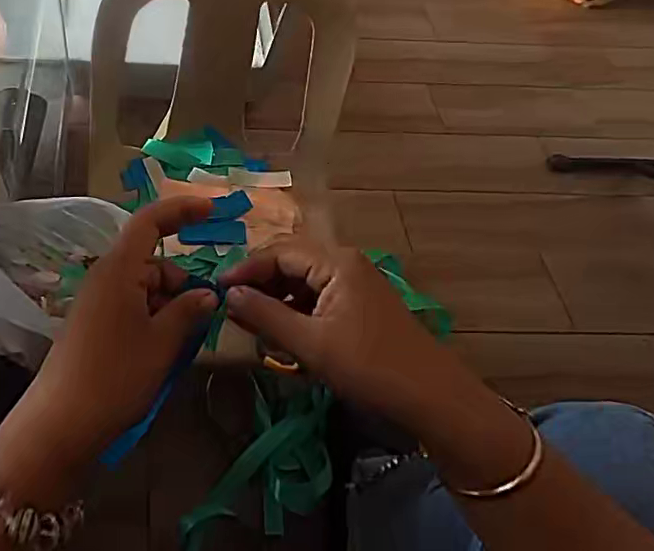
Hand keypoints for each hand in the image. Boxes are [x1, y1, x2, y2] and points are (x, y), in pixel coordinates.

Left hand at [0, 196, 220, 505]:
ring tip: (182, 345)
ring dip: (170, 306)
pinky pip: (133, 305)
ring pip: (146, 287)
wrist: (60, 423)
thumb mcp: (161, 344)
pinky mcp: (94, 321)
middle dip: (183, 284)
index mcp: (120, 267)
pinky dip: (154, 319)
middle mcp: (106, 274)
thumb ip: (188, 311)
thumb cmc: (114, 376)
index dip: (182, 209)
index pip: (151, 220)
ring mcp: (98, 298)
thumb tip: (208, 294)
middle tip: (205, 319)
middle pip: (154, 261)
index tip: (212, 209)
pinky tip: (163, 351)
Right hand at [219, 240, 443, 425]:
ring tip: (250, 321)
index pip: (277, 252)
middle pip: (289, 262)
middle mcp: (344, 262)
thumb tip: (228, 294)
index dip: (245, 270)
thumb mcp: (311, 344)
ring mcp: (354, 283)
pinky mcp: (358, 305)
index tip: (217, 289)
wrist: (436, 402)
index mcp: (335, 261)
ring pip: (301, 281)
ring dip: (275, 299)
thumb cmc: (370, 367)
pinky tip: (281, 333)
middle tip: (230, 306)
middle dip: (259, 284)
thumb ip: (265, 315)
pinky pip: (317, 297)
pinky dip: (295, 312)